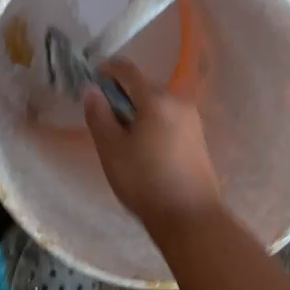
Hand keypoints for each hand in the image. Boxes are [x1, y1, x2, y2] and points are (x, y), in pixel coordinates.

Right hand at [82, 56, 222, 226]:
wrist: (193, 220)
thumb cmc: (146, 181)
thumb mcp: (111, 148)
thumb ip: (98, 113)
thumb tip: (92, 88)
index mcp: (155, 99)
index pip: (126, 69)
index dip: (105, 71)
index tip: (92, 87)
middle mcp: (177, 101)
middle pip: (142, 85)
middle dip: (121, 95)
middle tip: (105, 121)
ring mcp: (191, 119)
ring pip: (155, 103)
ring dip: (137, 110)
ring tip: (124, 139)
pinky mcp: (198, 137)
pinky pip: (168, 117)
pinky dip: (152, 122)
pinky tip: (145, 149)